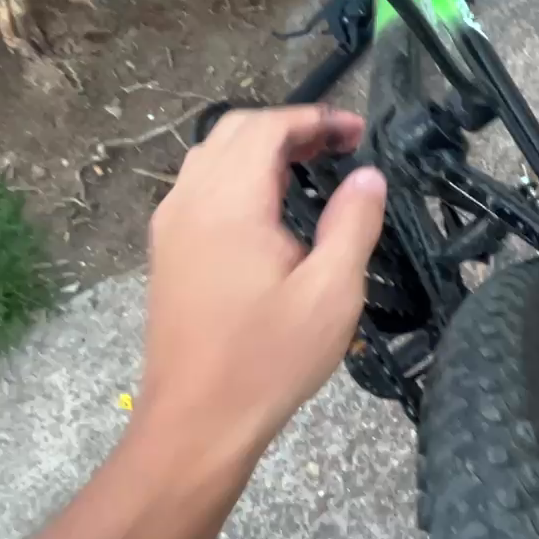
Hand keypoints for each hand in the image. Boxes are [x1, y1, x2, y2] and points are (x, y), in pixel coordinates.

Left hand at [136, 105, 387, 458]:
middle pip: (234, 132)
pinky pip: (203, 186)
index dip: (315, 119)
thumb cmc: (270, 357)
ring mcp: (172, 227)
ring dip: (265, 147)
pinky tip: (277, 203)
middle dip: (291, 126)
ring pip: (214, 157)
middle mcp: (189, 204)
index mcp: (228, 207)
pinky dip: (243, 173)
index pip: (265, 129)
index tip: (359, 131)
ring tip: (315, 164)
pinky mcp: (170, 251)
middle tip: (343, 144)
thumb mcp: (333, 292)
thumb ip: (353, 224)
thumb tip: (368, 176)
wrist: (199, 419)